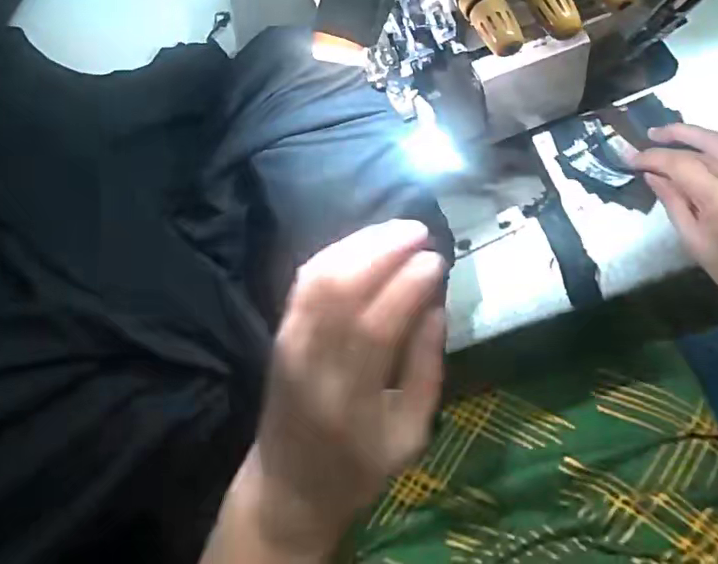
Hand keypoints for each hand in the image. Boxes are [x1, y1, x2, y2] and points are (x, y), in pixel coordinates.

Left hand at [230, 219, 446, 558]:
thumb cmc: (358, 468)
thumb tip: (437, 304)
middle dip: (385, 249)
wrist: (287, 488)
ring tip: (398, 229)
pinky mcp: (280, 329)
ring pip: (321, 274)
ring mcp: (290, 342)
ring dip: (361, 242)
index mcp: (350, 400)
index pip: (377, 324)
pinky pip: (306, 278)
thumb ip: (426, 368)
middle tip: (421, 231)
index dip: (409, 284)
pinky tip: (364, 242)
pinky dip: (337, 251)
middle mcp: (312, 364)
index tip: (438, 260)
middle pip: (343, 288)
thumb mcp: (409, 435)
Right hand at [626, 101, 717, 333]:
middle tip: (645, 141)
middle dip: (669, 143)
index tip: (630, 159)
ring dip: (695, 132)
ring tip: (668, 131)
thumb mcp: (695, 244)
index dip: (652, 158)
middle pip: (702, 152)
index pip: (681, 167)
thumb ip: (673, 202)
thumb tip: (651, 172)